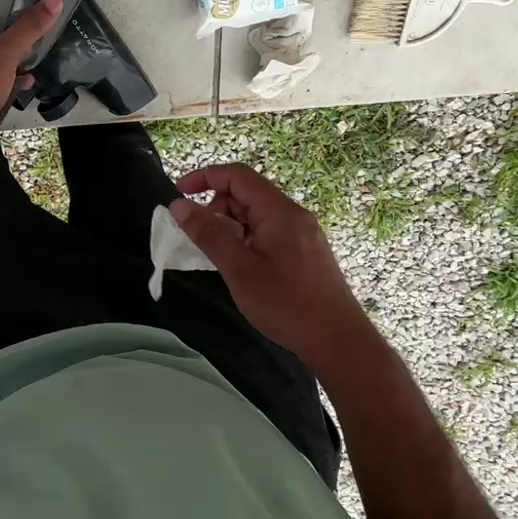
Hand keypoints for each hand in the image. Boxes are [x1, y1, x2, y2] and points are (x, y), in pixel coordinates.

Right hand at [169, 164, 371, 368]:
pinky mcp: (305, 252)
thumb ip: (208, 234)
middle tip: (200, 239)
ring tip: (221, 257)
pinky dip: (246, 239)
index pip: (238, 176)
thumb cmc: (286, 305)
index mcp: (280, 212)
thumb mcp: (239, 269)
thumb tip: (179, 205)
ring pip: (257, 215)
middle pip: (247, 194)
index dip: (205, 177)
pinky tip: (242, 266)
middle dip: (216, 207)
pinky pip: (268, 232)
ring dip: (231, 226)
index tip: (178, 193)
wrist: (339, 342)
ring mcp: (302, 234)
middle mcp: (294, 215)